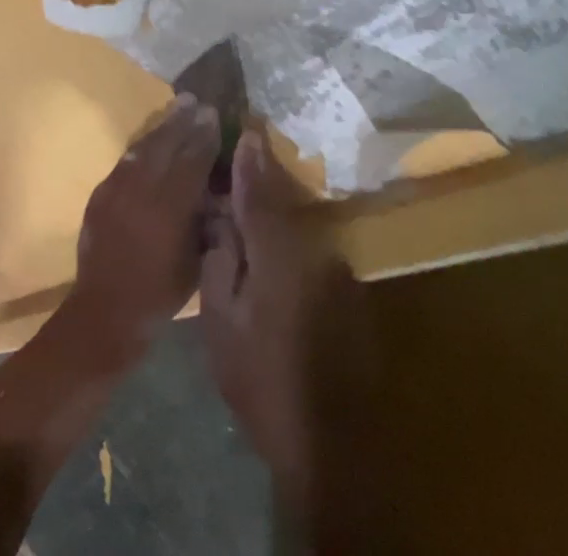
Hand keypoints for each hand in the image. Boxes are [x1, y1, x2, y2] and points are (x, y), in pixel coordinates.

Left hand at [67, 93, 219, 353]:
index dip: (203, 136)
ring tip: (174, 110)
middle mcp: (141, 191)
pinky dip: (138, 150)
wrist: (105, 308)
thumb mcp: (197, 259)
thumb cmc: (160, 292)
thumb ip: (206, 222)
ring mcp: (115, 191)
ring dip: (159, 130)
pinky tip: (146, 144)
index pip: (191, 161)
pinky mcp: (99, 197)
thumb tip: (218, 192)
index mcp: (170, 207)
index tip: (214, 113)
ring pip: (140, 150)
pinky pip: (122, 164)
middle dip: (181, 123)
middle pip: (164, 147)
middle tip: (195, 101)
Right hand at [199, 131, 370, 488]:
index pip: (258, 193)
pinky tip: (266, 254)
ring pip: (296, 228)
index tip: (241, 126)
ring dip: (271, 214)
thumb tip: (221, 214)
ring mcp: (337, 274)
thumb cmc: (259, 379)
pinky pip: (308, 253)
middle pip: (280, 205)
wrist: (326, 441)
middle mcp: (315, 254)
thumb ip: (221, 258)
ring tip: (240, 206)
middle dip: (255, 182)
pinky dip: (286, 244)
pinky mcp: (347, 294)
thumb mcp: (219, 319)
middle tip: (228, 164)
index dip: (248, 160)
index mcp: (279, 256)